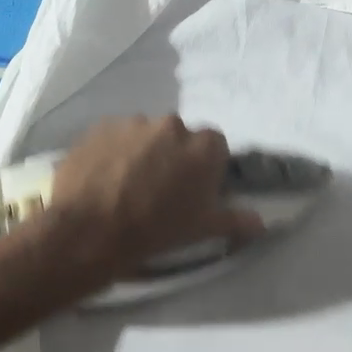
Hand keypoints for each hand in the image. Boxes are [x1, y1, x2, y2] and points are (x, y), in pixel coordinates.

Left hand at [52, 116, 263, 277]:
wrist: (90, 230)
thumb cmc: (155, 229)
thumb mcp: (202, 229)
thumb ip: (235, 220)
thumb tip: (260, 222)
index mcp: (204, 145)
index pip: (215, 147)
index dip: (205, 167)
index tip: (193, 189)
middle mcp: (172, 124)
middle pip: (179, 137)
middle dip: (172, 157)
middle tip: (159, 189)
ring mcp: (133, 122)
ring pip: (144, 135)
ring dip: (141, 152)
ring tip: (125, 185)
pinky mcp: (99, 127)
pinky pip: (114, 137)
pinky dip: (112, 152)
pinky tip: (102, 178)